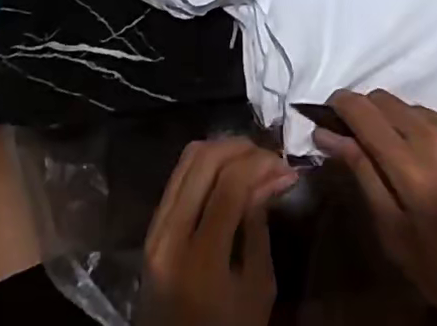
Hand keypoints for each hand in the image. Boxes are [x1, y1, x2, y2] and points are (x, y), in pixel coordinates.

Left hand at [139, 136, 295, 325]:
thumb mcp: (257, 288)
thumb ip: (259, 226)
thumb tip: (274, 175)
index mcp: (199, 260)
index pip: (229, 185)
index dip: (260, 163)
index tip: (285, 163)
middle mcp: (168, 236)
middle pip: (203, 160)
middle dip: (241, 148)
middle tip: (270, 157)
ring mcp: (154, 230)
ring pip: (186, 161)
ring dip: (223, 150)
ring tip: (252, 161)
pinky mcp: (151, 228)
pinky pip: (178, 178)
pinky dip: (206, 165)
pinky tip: (230, 173)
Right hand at [319, 90, 436, 325]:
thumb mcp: (395, 234)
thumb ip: (362, 175)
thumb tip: (327, 134)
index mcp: (411, 165)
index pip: (362, 110)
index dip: (338, 105)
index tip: (326, 115)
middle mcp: (436, 133)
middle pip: (384, 99)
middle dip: (365, 114)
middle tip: (362, 145)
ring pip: (411, 107)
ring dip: (397, 123)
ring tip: (405, 160)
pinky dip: (427, 130)